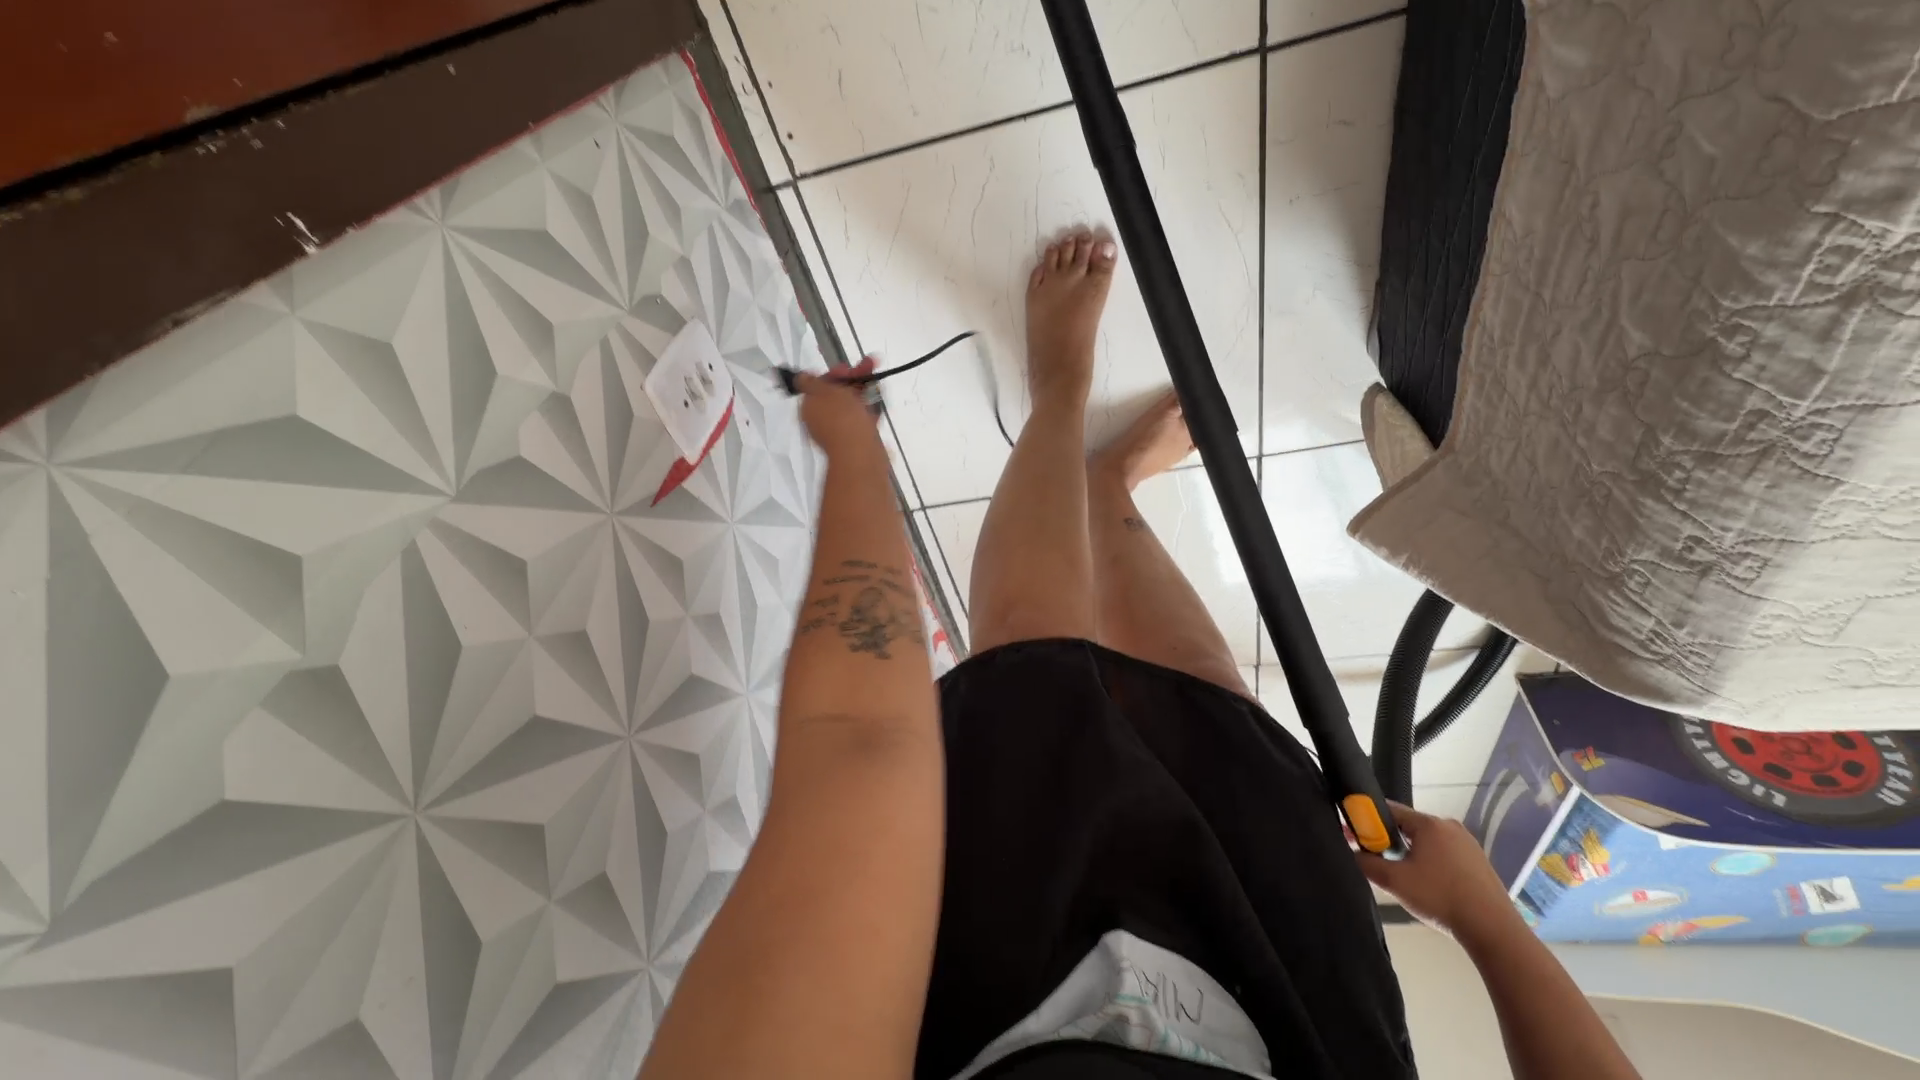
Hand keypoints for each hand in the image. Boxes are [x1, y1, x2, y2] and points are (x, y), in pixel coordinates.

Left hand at [795, 357, 882, 460]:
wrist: (861, 454)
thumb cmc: (841, 418)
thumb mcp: (822, 391)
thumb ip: (810, 382)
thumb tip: (800, 378)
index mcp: (809, 408)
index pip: (817, 386)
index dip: (833, 374)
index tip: (847, 367)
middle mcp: (821, 420)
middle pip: (836, 394)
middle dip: (853, 379)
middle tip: (869, 366)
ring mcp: (840, 430)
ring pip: (851, 405)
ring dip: (864, 390)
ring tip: (878, 378)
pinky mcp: (856, 438)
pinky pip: (862, 418)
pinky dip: (870, 407)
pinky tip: (879, 399)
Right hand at [1355, 802, 1519, 940]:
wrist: (1492, 929)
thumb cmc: (1439, 898)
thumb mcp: (1393, 881)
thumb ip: (1366, 862)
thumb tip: (1354, 852)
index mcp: (1429, 824)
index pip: (1389, 810)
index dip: (1368, 821)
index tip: (1356, 836)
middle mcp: (1450, 826)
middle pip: (1408, 826)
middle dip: (1389, 840)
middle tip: (1378, 861)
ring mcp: (1468, 844)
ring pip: (1427, 841)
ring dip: (1410, 853)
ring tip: (1405, 879)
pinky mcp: (1479, 861)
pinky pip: (1445, 854)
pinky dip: (1431, 863)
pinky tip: (1430, 886)